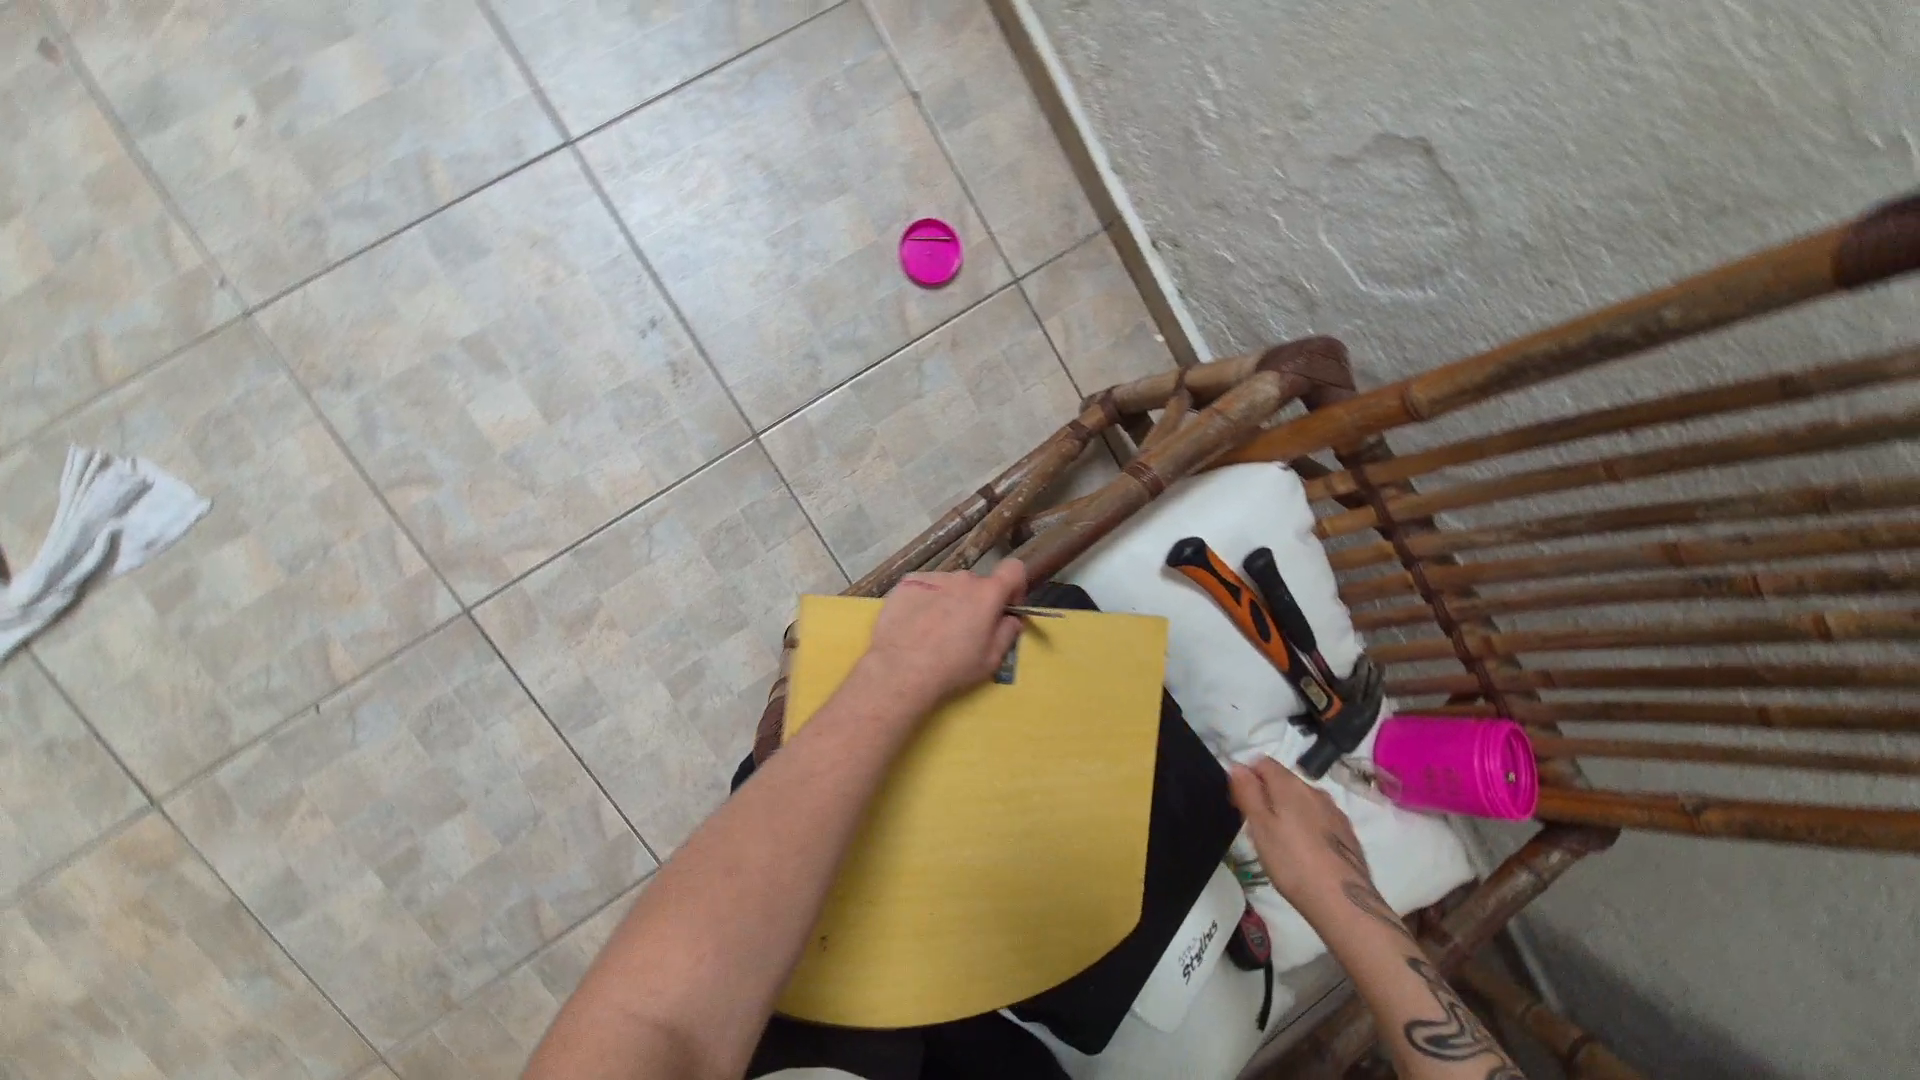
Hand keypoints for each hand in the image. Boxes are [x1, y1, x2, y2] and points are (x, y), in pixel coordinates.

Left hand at [863, 560, 1027, 707]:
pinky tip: (915, 623)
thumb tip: (1010, 618)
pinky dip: (925, 600)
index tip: (1005, 607)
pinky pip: (924, 587)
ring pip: (949, 586)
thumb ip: (1007, 633)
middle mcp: (961, 578)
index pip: (1013, 569)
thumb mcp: (991, 659)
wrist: (900, 669)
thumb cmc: (952, 667)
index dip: (1014, 586)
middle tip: (964, 629)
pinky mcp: (906, 583)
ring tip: (934, 629)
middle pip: (977, 584)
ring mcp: (932, 578)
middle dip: (977, 602)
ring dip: (949, 601)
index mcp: (987, 594)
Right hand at [1229, 757, 1370, 916]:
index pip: (1262, 762)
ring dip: (1286, 812)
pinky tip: (1303, 853)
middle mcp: (1316, 792)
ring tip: (1279, 844)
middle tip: (1255, 829)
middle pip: (1283, 782)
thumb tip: (1238, 766)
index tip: (1239, 803)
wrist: (1343, 902)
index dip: (1246, 776)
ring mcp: (1335, 813)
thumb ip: (1247, 792)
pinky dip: (1306, 827)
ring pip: (1301, 802)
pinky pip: (1318, 820)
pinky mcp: (1347, 834)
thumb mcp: (1260, 827)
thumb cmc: (1292, 862)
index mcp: (1291, 785)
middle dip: (1265, 797)